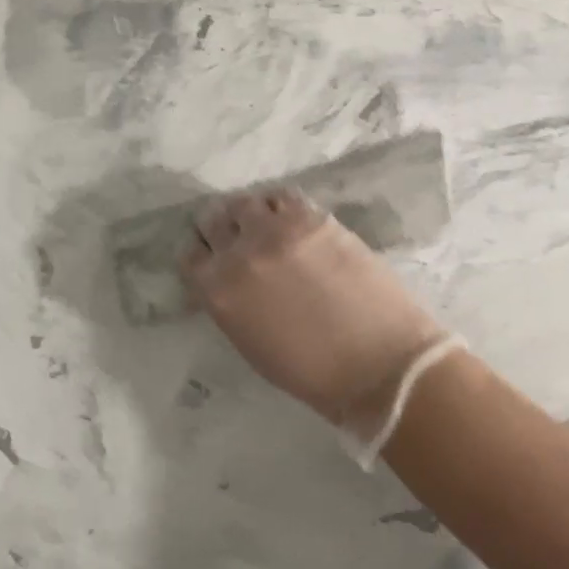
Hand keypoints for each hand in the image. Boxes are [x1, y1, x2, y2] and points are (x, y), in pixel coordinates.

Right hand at [179, 188, 453, 454]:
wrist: (379, 365)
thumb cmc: (309, 371)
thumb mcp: (248, 342)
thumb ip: (227, 303)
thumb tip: (225, 281)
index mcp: (217, 292)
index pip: (189, 256)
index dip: (201, 255)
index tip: (211, 258)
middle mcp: (239, 255)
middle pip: (212, 221)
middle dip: (218, 229)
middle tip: (234, 238)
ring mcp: (277, 233)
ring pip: (245, 204)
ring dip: (248, 215)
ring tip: (264, 227)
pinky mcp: (315, 220)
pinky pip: (282, 197)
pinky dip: (278, 206)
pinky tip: (290, 221)